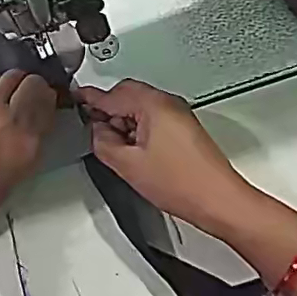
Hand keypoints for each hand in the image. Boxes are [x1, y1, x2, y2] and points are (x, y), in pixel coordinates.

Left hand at [0, 71, 58, 218]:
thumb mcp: (23, 169)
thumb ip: (34, 140)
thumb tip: (38, 124)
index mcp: (30, 140)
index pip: (48, 104)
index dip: (49, 99)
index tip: (47, 101)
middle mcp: (12, 119)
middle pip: (33, 83)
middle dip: (36, 86)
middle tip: (33, 92)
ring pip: (12, 76)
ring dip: (17, 82)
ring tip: (14, 91)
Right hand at [77, 79, 258, 233]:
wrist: (219, 201)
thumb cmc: (185, 184)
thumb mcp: (126, 165)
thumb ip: (102, 142)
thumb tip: (96, 132)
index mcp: (153, 105)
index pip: (111, 94)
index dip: (89, 98)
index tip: (77, 98)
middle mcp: (169, 103)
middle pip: (127, 94)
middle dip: (108, 110)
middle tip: (95, 128)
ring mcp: (179, 114)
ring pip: (139, 106)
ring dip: (124, 120)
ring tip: (120, 148)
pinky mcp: (183, 128)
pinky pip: (153, 117)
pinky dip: (139, 128)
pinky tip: (137, 152)